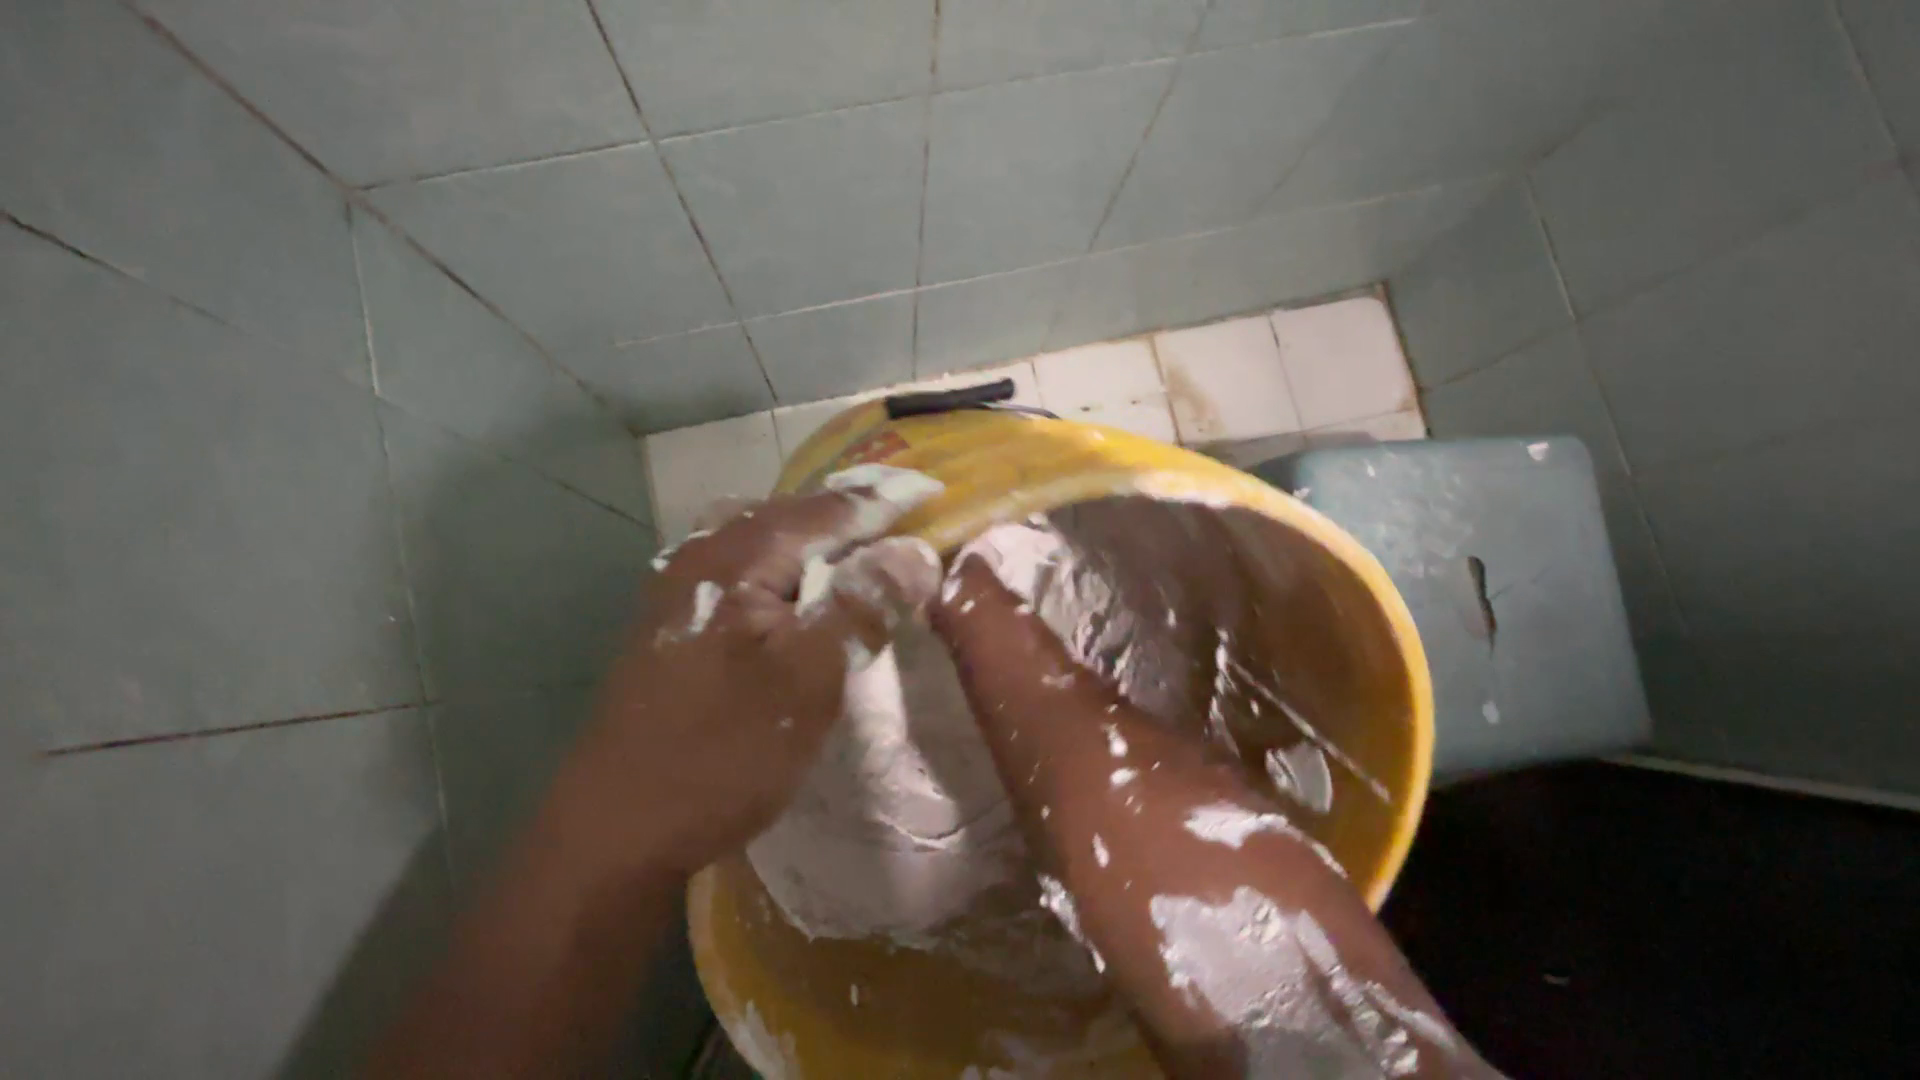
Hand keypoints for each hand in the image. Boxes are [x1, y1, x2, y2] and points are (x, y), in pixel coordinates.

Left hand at [563, 471, 944, 875]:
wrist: (617, 829)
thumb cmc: (722, 751)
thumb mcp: (807, 678)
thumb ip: (862, 604)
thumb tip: (914, 550)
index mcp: (737, 557)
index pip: (828, 510)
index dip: (885, 502)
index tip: (935, 492)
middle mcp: (702, 556)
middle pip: (792, 516)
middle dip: (850, 514)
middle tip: (903, 517)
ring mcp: (681, 590)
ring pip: (763, 541)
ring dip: (815, 538)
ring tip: (859, 547)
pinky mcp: (676, 626)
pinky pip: (745, 572)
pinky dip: (785, 567)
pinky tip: (799, 593)